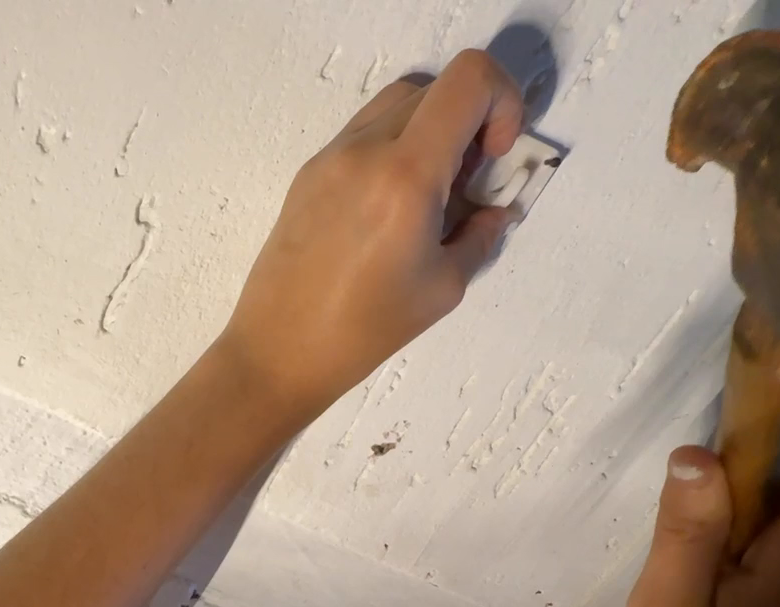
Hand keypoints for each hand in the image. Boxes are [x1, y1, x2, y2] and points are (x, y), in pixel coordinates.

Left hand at [218, 50, 524, 416]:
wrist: (277, 354)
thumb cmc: (361, 333)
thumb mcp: (442, 289)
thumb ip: (480, 235)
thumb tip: (494, 209)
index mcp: (404, 176)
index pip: (470, 79)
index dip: (502, 102)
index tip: (494, 157)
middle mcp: (362, 152)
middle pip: (434, 89)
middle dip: (466, 124)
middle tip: (461, 188)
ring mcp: (327, 161)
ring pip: (395, 106)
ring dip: (426, 133)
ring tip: (423, 199)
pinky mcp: (304, 179)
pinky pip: (360, 136)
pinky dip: (389, 150)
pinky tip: (384, 211)